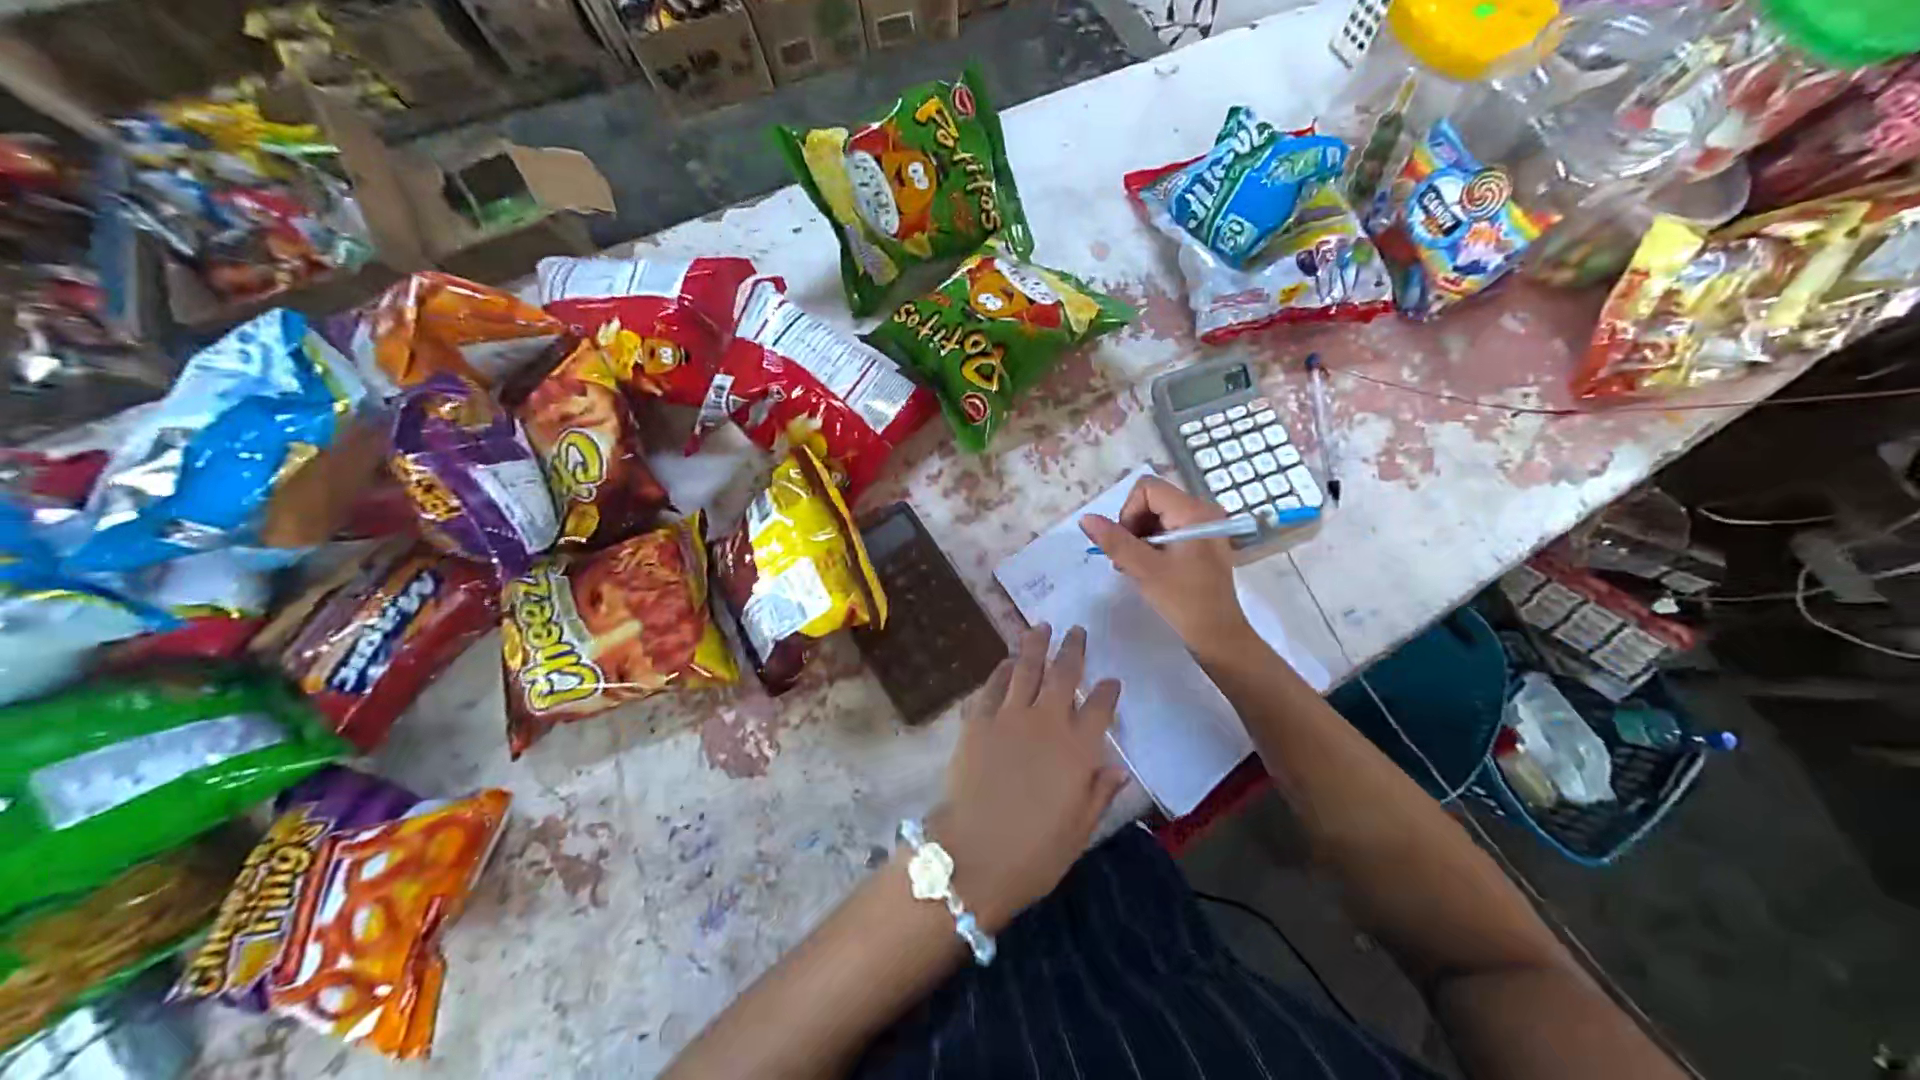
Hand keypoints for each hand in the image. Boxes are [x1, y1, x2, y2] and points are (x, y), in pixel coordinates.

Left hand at [930, 624, 1126, 932]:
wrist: (973, 855)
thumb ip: (1099, 794)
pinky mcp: (976, 722)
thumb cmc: (1034, 854)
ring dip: (1035, 646)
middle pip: (1063, 675)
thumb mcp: (1078, 831)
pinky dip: (1001, 671)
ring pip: (1026, 669)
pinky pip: (991, 687)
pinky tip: (1006, 663)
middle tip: (1076, 631)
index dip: (1107, 691)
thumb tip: (1118, 769)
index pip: (1100, 708)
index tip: (1111, 679)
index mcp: (1078, 750)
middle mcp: (1047, 723)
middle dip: (1072, 649)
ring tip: (1040, 627)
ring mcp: (1008, 718)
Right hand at [1079, 475, 1253, 658]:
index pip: (1147, 489)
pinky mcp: (1203, 542)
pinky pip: (1169, 529)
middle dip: (1133, 526)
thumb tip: (1086, 519)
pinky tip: (1149, 567)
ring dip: (1140, 537)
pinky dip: (1153, 544)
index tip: (1127, 543)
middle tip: (1128, 558)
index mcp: (1194, 512)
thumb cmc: (1184, 601)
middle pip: (1153, 500)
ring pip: (1158, 516)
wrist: (1218, 635)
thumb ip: (1114, 541)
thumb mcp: (1144, 569)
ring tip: (1136, 566)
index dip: (1129, 512)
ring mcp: (1205, 527)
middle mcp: (1203, 511)